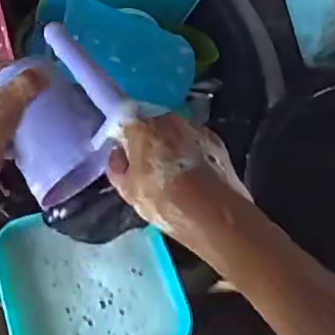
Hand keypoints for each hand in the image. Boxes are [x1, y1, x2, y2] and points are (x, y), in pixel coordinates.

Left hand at [0, 64, 48, 156]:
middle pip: (5, 88)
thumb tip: (45, 73)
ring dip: (22, 110)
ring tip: (43, 108)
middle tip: (45, 92)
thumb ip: (27, 85)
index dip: (21, 70)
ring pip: (7, 107)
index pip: (1, 68)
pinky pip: (8, 125)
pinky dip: (19, 126)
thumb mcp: (8, 101)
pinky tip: (35, 126)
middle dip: (23, 91)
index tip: (41, 75)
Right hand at [105, 114, 250, 242]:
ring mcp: (194, 127)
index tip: (125, 156)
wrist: (218, 217)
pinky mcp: (216, 139)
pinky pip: (194, 141)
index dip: (123, 139)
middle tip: (148, 167)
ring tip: (174, 173)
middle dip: (148, 140)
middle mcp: (167, 118)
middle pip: (151, 124)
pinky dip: (191, 152)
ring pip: (174, 132)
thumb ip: (116, 166)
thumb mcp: (128, 192)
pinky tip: (194, 175)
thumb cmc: (166, 202)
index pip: (124, 122)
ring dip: (171, 145)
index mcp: (141, 126)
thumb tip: (118, 154)